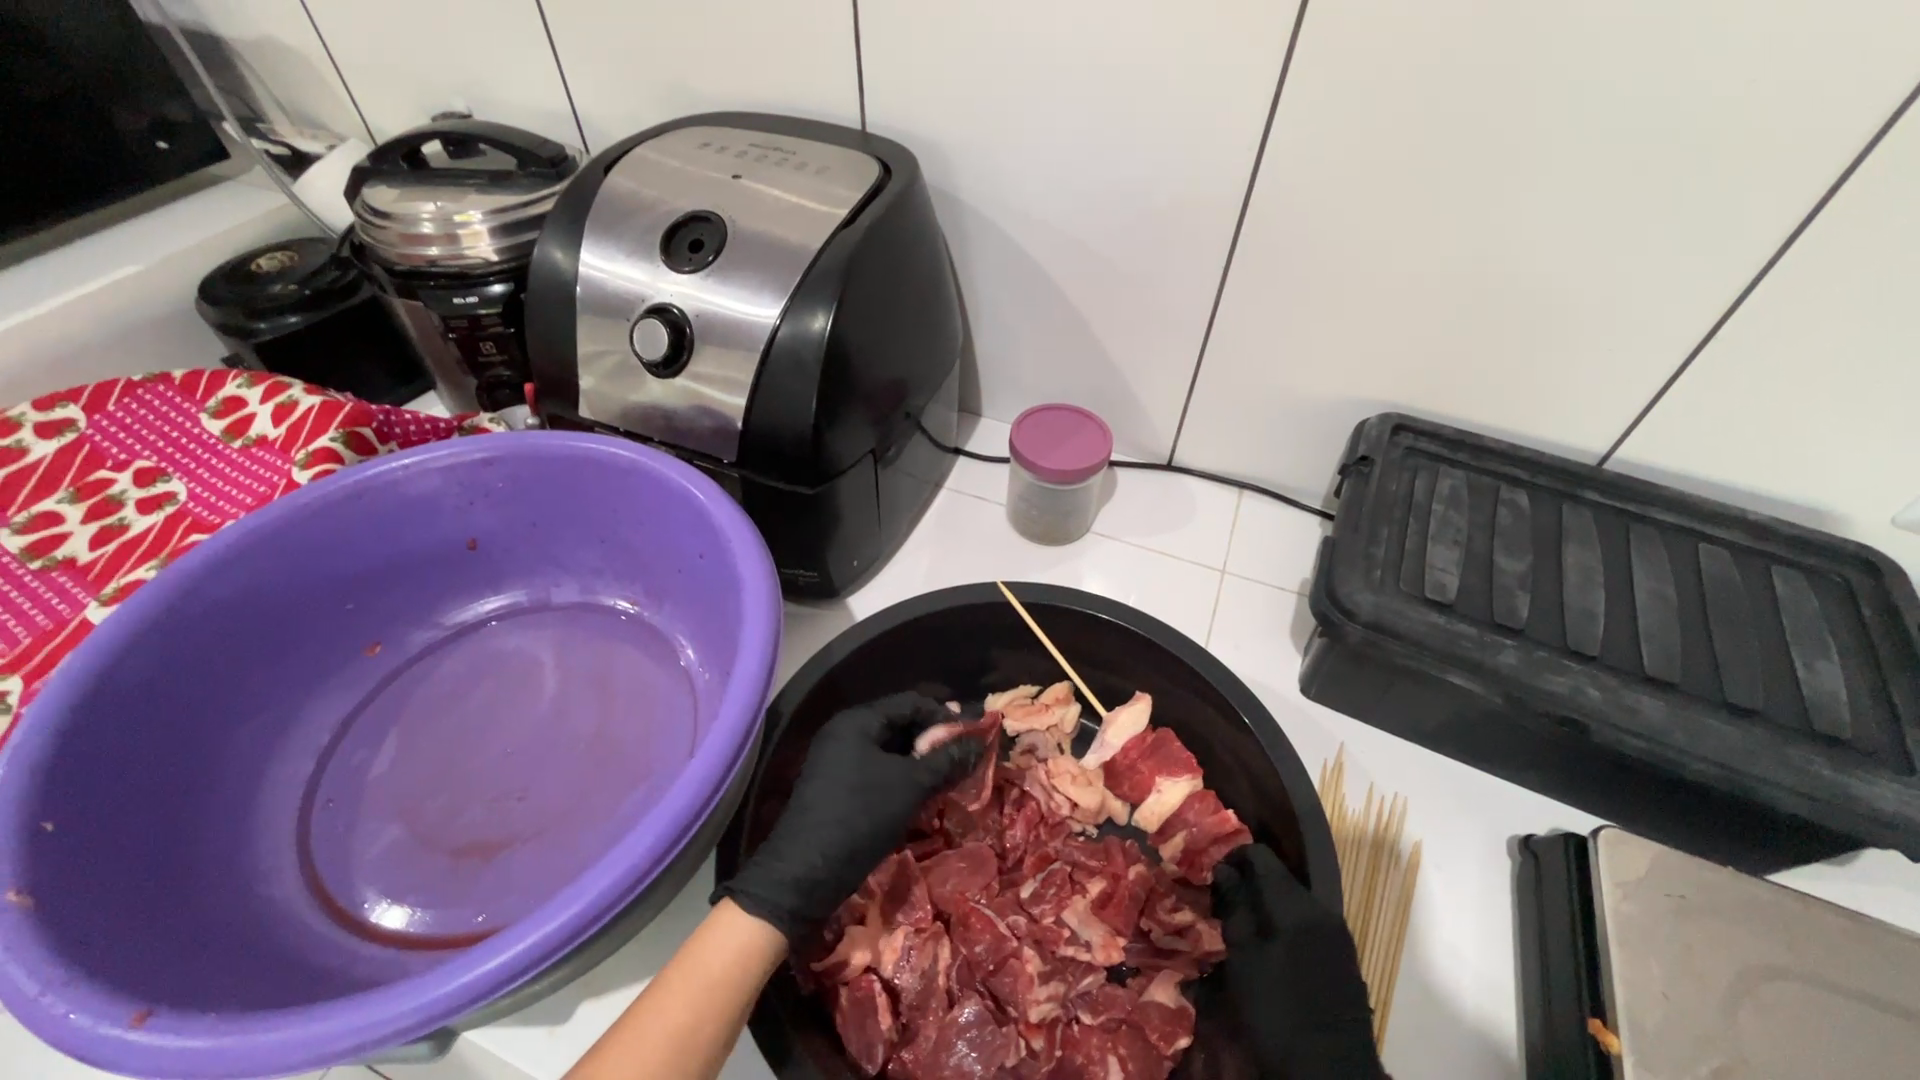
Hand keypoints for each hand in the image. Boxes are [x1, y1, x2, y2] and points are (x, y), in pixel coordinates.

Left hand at [714, 693, 984, 942]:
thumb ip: (946, 760)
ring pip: (889, 750)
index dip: (944, 716)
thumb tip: (979, 741)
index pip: (911, 702)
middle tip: (963, 760)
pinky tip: (923, 797)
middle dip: (933, 740)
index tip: (972, 737)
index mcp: (858, 721)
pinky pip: (878, 771)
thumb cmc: (861, 817)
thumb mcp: (911, 786)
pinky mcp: (837, 788)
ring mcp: (838, 761)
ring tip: (948, 779)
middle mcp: (845, 733)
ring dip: (920, 762)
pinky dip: (902, 779)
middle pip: (899, 724)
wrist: (806, 873)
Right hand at [1211, 844, 1386, 1079]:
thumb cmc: (1277, 1014)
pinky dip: (1285, 922)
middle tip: (1220, 901)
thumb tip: (1224, 870)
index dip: (1234, 857)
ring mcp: (1338, 933)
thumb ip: (1236, 909)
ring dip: (1267, 904)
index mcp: (1296, 907)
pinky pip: (1309, 922)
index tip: (1211, 874)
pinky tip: (1268, 946)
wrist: (1330, 1072)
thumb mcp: (1244, 961)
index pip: (1262, 857)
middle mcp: (1323, 910)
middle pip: (1281, 877)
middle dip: (1249, 882)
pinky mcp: (1344, 955)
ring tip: (1240, 924)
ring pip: (1295, 900)